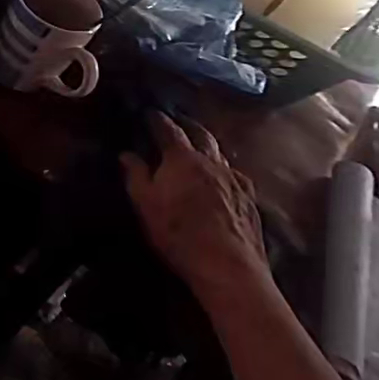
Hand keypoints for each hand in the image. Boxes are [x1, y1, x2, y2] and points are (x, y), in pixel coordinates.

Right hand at [122, 112, 268, 304]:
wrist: (227, 267)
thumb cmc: (177, 230)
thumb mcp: (144, 202)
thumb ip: (135, 174)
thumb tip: (128, 154)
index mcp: (183, 159)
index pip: (169, 130)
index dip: (157, 119)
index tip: (149, 112)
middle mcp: (213, 163)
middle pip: (202, 135)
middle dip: (188, 125)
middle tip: (177, 121)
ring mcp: (237, 182)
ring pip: (221, 155)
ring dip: (208, 147)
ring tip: (199, 147)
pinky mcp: (251, 201)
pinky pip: (235, 175)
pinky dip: (223, 170)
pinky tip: (221, 179)